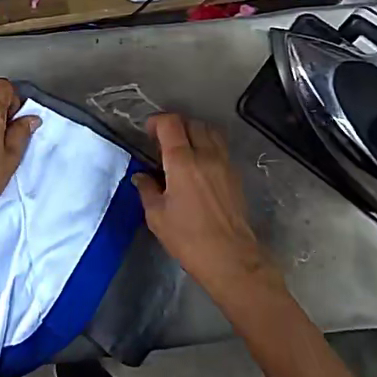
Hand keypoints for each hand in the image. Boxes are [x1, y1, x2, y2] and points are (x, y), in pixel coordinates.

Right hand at [132, 114, 280, 303]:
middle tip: (163, 142)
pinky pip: (221, 148)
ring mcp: (224, 163)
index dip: (157, 121)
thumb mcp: (157, 216)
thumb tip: (141, 177)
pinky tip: (200, 165)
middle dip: (176, 126)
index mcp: (183, 162)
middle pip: (192, 123)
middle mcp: (206, 155)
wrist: (229, 255)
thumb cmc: (188, 237)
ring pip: (210, 132)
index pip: (171, 124)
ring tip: (183, 149)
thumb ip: (147, 190)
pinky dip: (208, 146)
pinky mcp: (235, 174)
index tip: (148, 131)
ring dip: (195, 132)